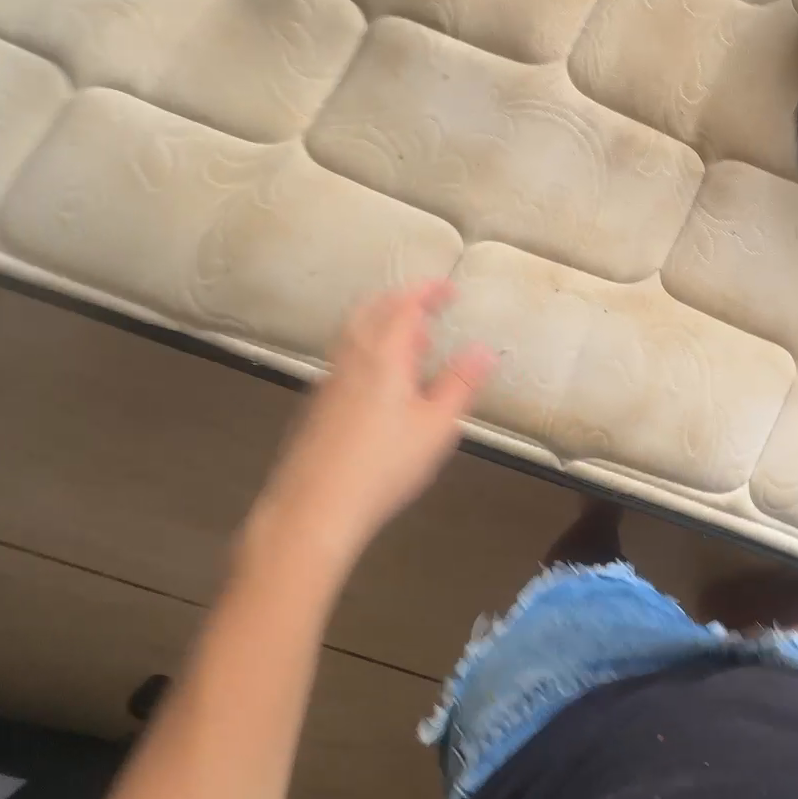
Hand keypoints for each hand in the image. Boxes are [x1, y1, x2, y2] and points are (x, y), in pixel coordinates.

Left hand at [250, 282, 494, 562]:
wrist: (313, 510)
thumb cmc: (384, 465)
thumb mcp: (437, 426)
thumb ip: (460, 384)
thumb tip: (483, 350)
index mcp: (384, 357)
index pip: (404, 307)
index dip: (426, 291)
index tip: (447, 288)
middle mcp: (351, 361)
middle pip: (371, 313)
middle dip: (399, 300)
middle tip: (426, 303)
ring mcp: (329, 384)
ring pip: (354, 336)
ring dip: (382, 324)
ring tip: (411, 340)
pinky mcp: (317, 408)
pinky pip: (345, 360)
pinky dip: (368, 350)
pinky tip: (382, 381)